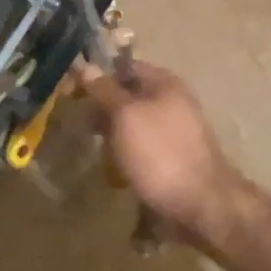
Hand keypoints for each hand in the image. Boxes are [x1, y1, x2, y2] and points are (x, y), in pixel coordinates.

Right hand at [74, 60, 240, 233]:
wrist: (200, 203)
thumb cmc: (160, 153)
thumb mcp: (126, 116)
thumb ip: (105, 90)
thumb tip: (86, 66)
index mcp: (165, 84)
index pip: (124, 67)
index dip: (97, 75)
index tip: (70, 91)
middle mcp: (172, 102)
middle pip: (127, 97)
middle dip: (102, 110)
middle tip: (82, 126)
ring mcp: (174, 132)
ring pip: (132, 125)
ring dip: (112, 136)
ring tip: (98, 152)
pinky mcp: (172, 158)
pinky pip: (141, 149)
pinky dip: (126, 156)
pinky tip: (115, 171)